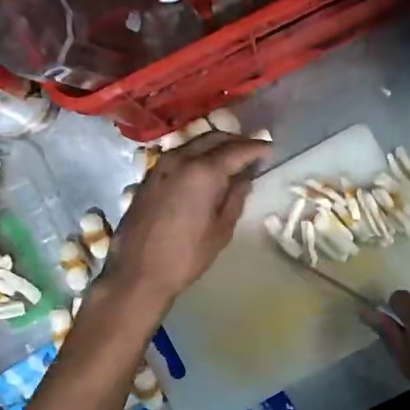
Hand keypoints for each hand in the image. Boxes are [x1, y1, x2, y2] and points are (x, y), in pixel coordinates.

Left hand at [105, 132, 269, 305]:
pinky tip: (208, 168)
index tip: (270, 148)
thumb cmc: (187, 255)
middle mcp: (180, 160)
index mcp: (203, 172)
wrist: (138, 271)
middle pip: (213, 138)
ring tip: (234, 156)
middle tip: (254, 149)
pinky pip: (180, 154)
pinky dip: (198, 154)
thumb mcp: (222, 229)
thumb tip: (244, 179)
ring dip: (216, 145)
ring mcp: (161, 165)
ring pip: (194, 143)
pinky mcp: (150, 176)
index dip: (256, 148)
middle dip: (236, 141)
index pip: (236, 150)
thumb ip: (235, 197)